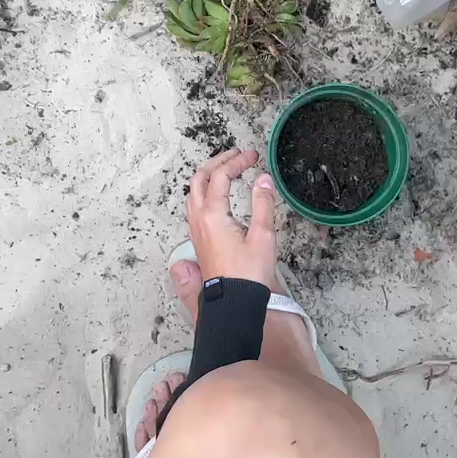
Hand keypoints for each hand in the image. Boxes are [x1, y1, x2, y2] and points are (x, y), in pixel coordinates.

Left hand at [186, 148, 278, 289]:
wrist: (234, 302)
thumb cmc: (248, 274)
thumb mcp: (263, 235)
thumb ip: (263, 203)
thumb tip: (263, 180)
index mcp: (213, 215)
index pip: (221, 177)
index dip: (236, 162)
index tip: (252, 156)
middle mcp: (199, 220)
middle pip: (199, 179)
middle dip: (217, 162)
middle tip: (235, 155)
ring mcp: (197, 231)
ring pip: (193, 193)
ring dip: (208, 176)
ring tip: (225, 170)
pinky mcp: (200, 240)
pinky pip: (195, 206)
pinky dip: (206, 191)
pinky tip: (218, 196)